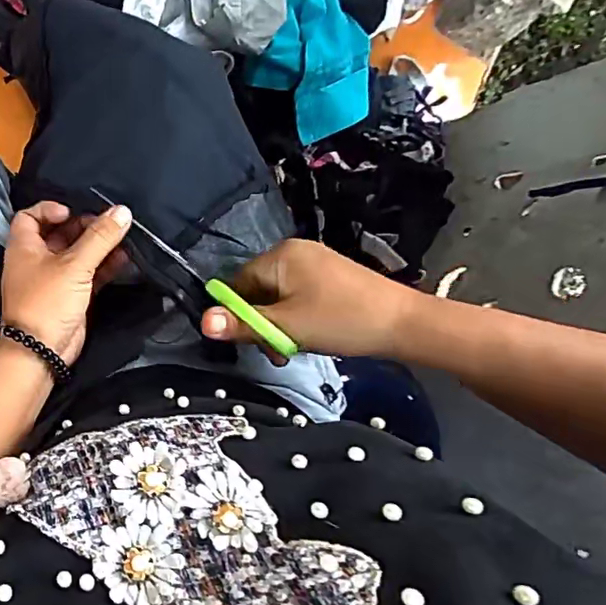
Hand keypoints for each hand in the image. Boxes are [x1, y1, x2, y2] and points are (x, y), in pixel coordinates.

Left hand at [0, 201, 130, 363]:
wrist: (42, 350)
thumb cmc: (46, 303)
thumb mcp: (74, 265)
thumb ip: (100, 238)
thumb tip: (122, 212)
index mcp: (24, 247)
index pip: (30, 216)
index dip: (50, 209)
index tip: (72, 211)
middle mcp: (36, 261)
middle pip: (60, 234)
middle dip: (84, 226)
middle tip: (106, 224)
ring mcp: (54, 279)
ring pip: (78, 255)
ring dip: (98, 247)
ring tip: (121, 238)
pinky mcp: (71, 296)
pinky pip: (89, 275)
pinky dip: (104, 267)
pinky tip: (123, 259)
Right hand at [199, 239, 424, 358]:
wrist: (403, 323)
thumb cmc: (341, 321)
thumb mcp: (287, 327)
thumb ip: (244, 325)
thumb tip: (203, 322)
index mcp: (280, 256)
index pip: (238, 284)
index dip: (239, 316)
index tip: (253, 343)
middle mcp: (295, 252)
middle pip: (258, 291)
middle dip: (262, 324)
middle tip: (278, 352)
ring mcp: (315, 263)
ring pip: (278, 298)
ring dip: (280, 326)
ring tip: (294, 349)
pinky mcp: (330, 277)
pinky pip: (298, 296)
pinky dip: (297, 319)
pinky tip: (310, 336)